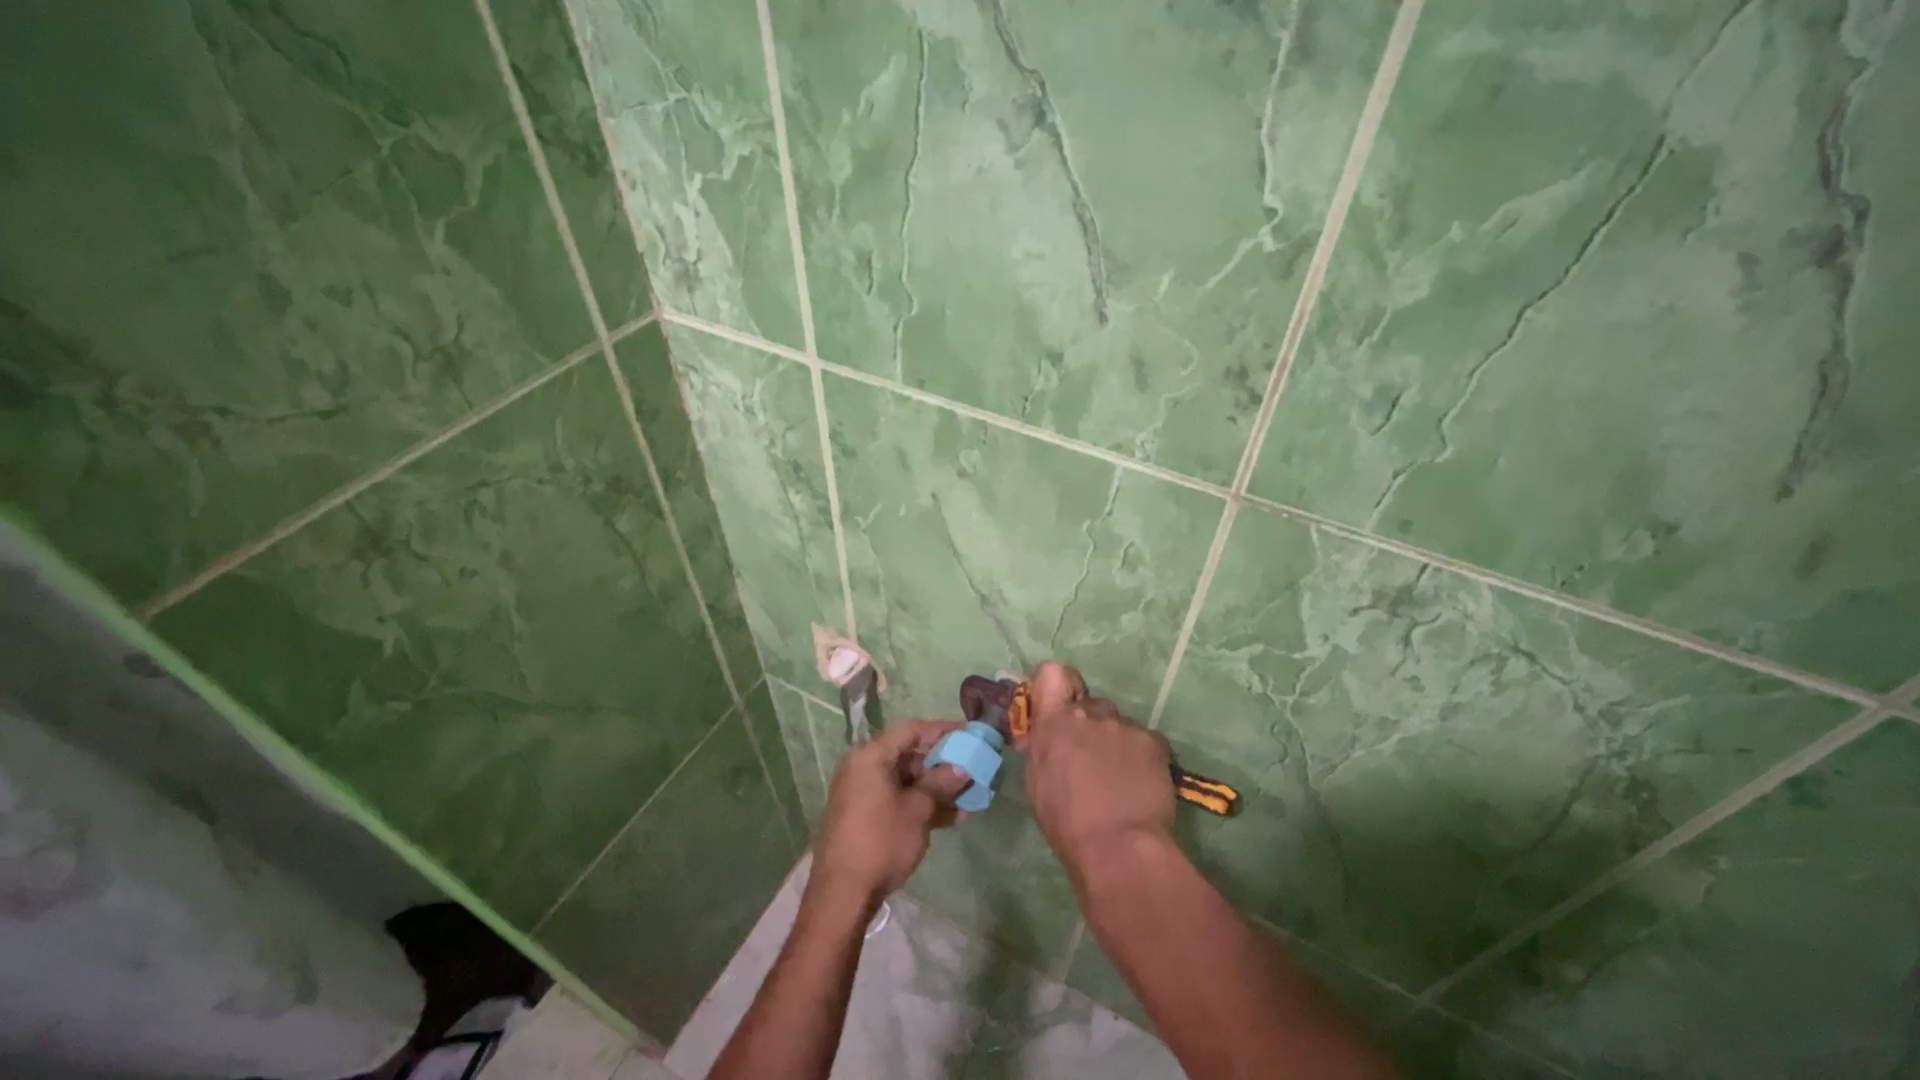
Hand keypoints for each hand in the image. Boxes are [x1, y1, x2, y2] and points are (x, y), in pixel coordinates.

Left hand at [812, 719, 970, 908]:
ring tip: (967, 800)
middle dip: (941, 764)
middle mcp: (862, 767)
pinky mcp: (863, 815)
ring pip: (905, 780)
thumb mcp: (918, 810)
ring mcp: (861, 793)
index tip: (969, 735)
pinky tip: (950, 820)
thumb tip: (961, 767)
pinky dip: (920, 804)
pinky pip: (896, 799)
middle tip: (971, 771)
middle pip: (907, 755)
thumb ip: (940, 783)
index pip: (910, 730)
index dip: (941, 730)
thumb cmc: (881, 841)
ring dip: (935, 788)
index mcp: (870, 756)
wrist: (843, 892)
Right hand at [1024, 662, 1175, 874]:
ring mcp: (1124, 725)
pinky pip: (1146, 741)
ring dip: (1118, 744)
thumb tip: (1046, 738)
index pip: (1053, 674)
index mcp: (1054, 723)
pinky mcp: (1154, 741)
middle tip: (1094, 761)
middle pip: (1091, 706)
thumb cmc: (1066, 822)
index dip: (1058, 685)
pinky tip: (1142, 785)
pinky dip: (1143, 758)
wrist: (1117, 846)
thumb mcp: (1038, 783)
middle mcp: (1089, 714)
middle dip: (1092, 727)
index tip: (1061, 706)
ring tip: (1121, 780)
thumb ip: (1043, 749)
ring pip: (1119, 726)